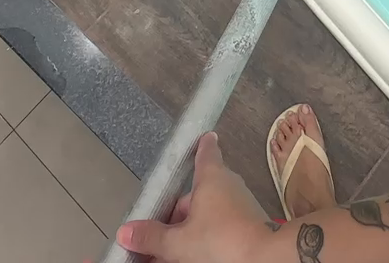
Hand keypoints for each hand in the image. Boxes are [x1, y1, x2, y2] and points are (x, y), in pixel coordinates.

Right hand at [115, 133, 277, 262]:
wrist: (262, 257)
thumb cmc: (222, 240)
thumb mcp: (179, 242)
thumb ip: (152, 237)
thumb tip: (126, 232)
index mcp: (211, 176)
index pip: (205, 152)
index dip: (201, 145)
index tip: (201, 137)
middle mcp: (228, 184)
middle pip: (197, 193)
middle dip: (177, 215)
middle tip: (158, 236)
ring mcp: (240, 203)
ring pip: (208, 212)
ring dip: (190, 229)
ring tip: (172, 252)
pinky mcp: (248, 222)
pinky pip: (221, 224)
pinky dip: (206, 235)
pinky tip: (193, 255)